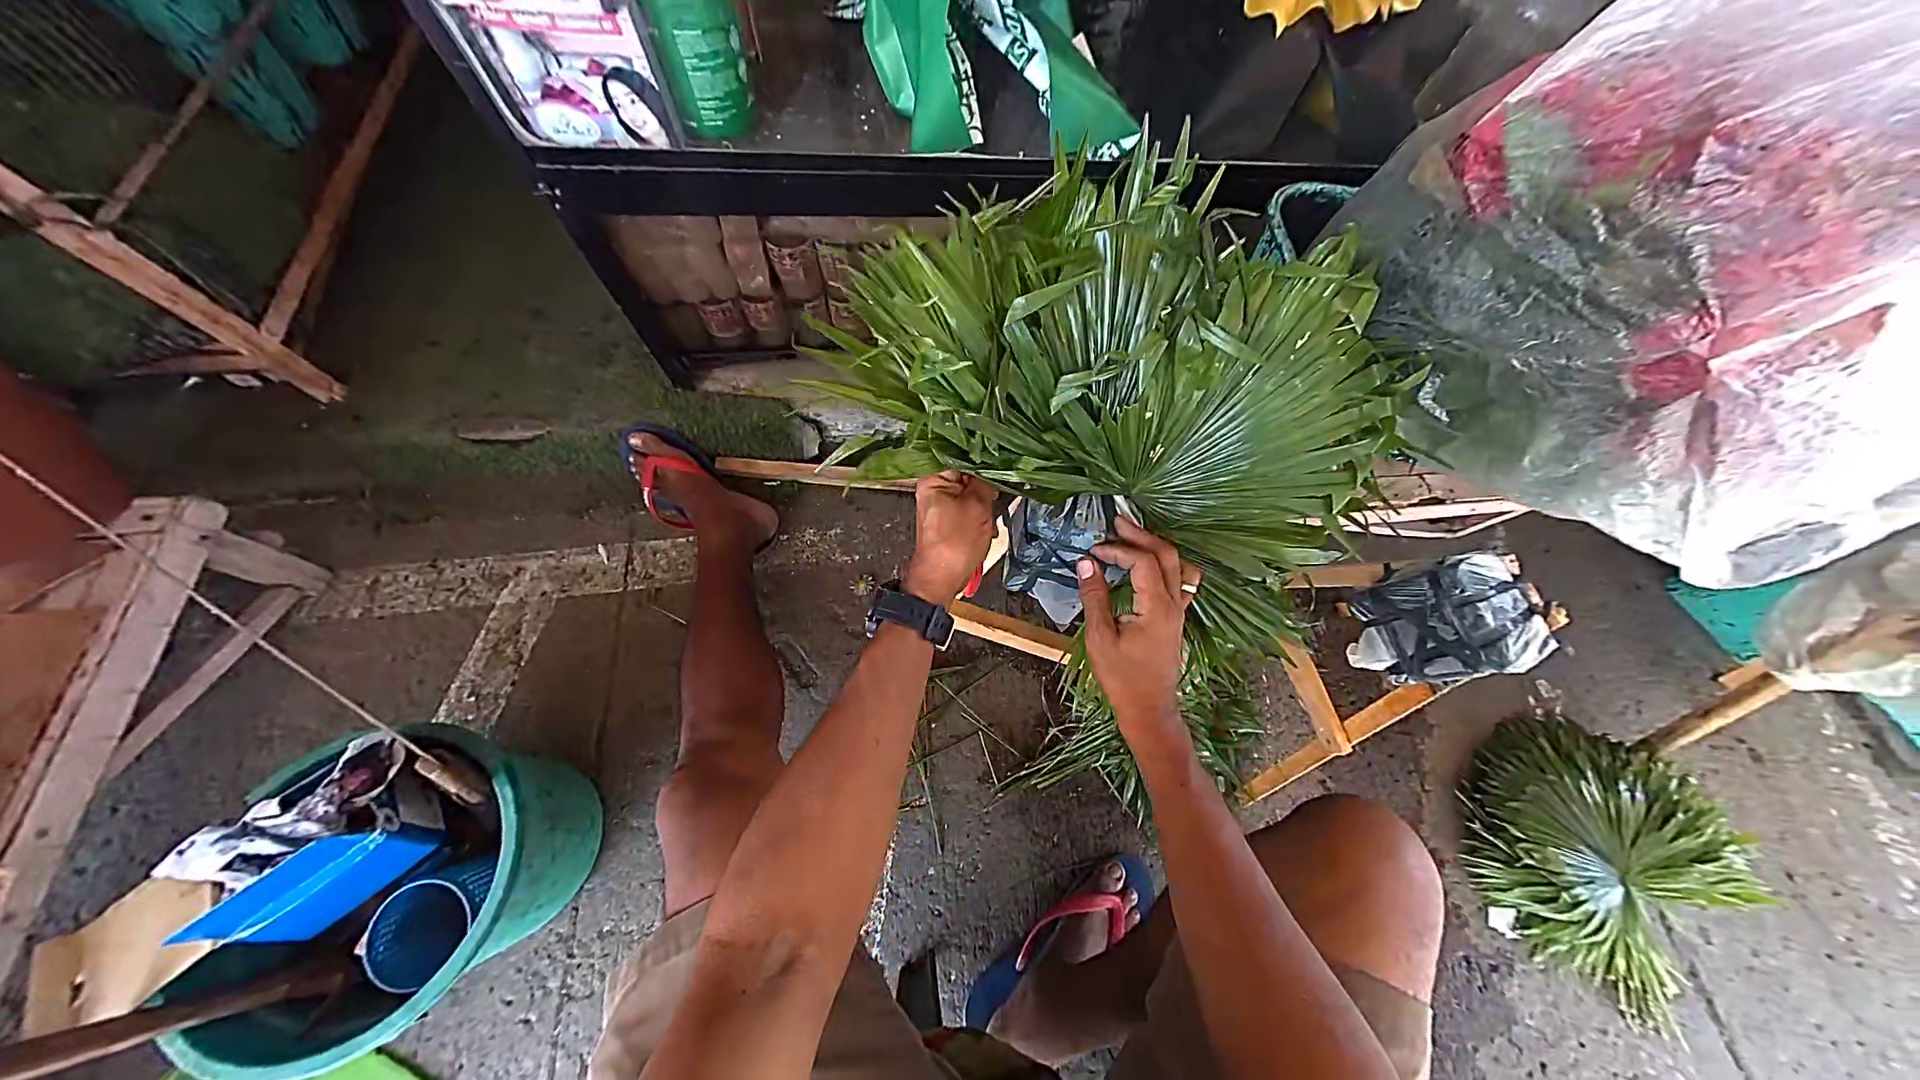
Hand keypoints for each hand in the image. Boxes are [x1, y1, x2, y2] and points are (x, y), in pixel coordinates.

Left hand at [904, 470, 996, 602]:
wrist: (942, 579)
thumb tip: (991, 469)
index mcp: (933, 480)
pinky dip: (979, 518)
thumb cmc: (955, 545)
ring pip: (971, 496)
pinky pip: (968, 511)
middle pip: (968, 477)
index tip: (1000, 471)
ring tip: (988, 518)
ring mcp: (940, 507)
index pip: (964, 459)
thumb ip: (984, 481)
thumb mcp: (977, 506)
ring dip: (984, 506)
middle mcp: (933, 490)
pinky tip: (985, 528)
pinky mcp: (948, 521)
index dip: (984, 466)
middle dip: (985, 489)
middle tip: (993, 500)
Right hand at [1077, 516, 1200, 748]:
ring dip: (1158, 546)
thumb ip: (1095, 596)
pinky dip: (1169, 564)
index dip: (1119, 550)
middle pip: (1166, 555)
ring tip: (1136, 536)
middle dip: (1141, 535)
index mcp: (1157, 607)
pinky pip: (1182, 581)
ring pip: (1180, 565)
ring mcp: (1179, 611)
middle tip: (1118, 522)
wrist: (1148, 707)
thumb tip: (1087, 562)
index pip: (1142, 562)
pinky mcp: (1177, 618)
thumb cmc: (1121, 677)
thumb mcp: (1100, 637)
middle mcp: (1174, 604)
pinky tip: (1152, 563)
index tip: (1094, 551)